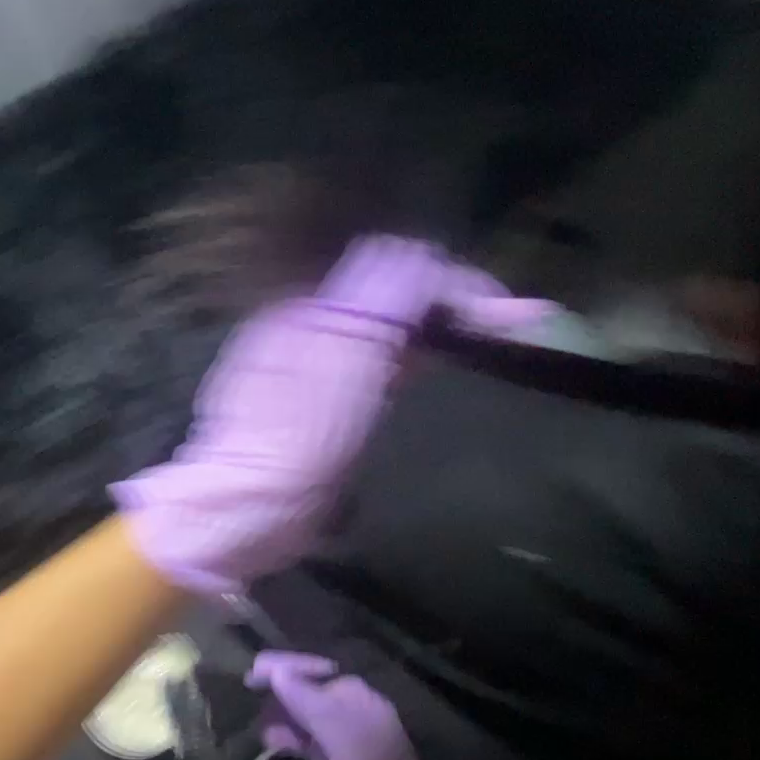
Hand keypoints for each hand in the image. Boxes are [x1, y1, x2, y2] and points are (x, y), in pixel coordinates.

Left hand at [111, 236, 550, 595]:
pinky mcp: (314, 399)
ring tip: (489, 338)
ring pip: (381, 325)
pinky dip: (405, 354)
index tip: (507, 314)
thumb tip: (419, 253)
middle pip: (386, 292)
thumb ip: (379, 301)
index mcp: (302, 307)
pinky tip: (433, 364)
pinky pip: (368, 359)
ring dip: (433, 326)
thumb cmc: (296, 436)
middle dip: (448, 301)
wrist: (247, 506)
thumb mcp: (343, 361)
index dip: (451, 283)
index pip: (388, 268)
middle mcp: (301, 323)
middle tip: (512, 326)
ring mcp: (305, 362)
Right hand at [248, 651, 480, 759]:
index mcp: (365, 706)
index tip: (253, 671)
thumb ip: (312, 703)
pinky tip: (269, 742)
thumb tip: (275, 671)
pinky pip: (307, 745)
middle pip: (312, 692)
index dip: (288, 668)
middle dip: (282, 688)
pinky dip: (288, 739)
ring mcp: (346, 750)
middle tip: (247, 688)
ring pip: (307, 718)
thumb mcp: (346, 741)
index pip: (321, 672)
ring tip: (256, 720)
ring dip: (281, 714)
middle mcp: (356, 721)